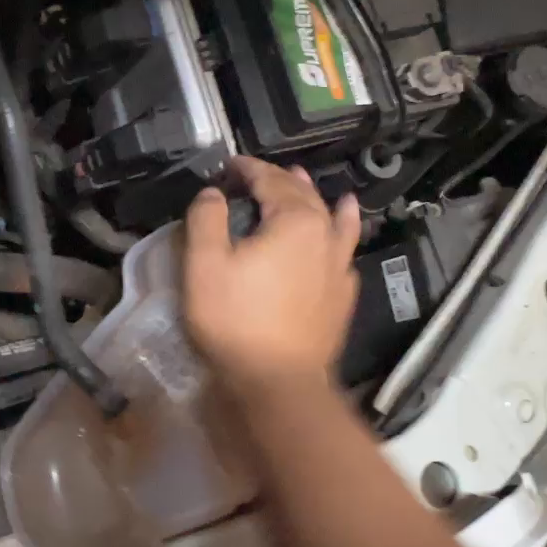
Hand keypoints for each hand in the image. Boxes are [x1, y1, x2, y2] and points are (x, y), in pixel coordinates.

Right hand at [183, 157, 360, 389]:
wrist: (277, 382)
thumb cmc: (235, 319)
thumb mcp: (204, 264)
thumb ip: (207, 219)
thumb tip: (214, 193)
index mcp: (294, 221)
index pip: (271, 180)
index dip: (247, 168)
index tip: (228, 165)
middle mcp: (325, 237)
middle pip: (305, 196)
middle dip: (281, 180)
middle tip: (259, 174)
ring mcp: (340, 269)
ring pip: (336, 223)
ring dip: (324, 203)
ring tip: (325, 191)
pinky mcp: (342, 298)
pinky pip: (343, 255)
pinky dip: (339, 239)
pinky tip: (337, 246)